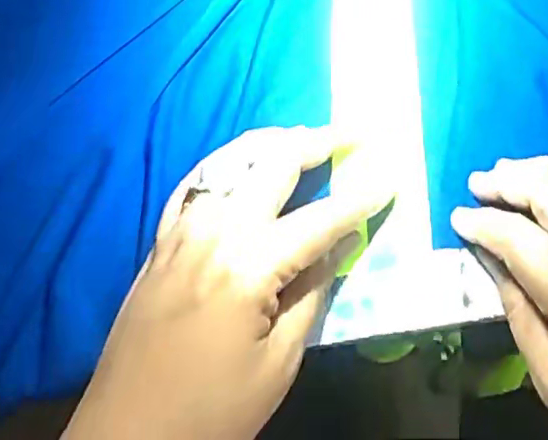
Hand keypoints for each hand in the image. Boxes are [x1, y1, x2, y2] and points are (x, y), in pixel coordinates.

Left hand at [64, 126, 389, 439]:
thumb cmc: (209, 414)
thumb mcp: (279, 363)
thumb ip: (314, 292)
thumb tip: (344, 241)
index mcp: (250, 266)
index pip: (321, 219)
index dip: (361, 200)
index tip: (390, 182)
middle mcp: (215, 235)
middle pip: (275, 166)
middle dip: (319, 144)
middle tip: (351, 135)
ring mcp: (181, 236)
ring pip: (231, 163)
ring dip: (273, 144)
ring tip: (303, 138)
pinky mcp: (158, 248)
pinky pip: (193, 186)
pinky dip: (223, 164)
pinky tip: (241, 163)